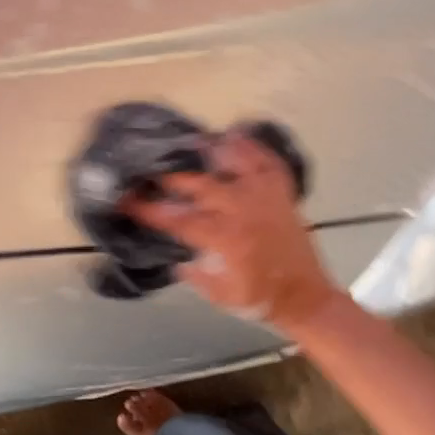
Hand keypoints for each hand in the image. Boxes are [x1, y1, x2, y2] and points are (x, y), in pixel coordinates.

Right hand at [124, 129, 347, 330]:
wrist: (306, 298)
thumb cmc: (261, 300)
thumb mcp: (220, 295)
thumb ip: (195, 273)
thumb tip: (177, 257)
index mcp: (226, 238)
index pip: (179, 219)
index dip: (151, 210)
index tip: (128, 201)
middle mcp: (245, 210)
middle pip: (201, 185)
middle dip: (173, 176)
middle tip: (152, 168)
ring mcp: (266, 197)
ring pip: (236, 163)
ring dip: (212, 151)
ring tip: (192, 140)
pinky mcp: (283, 193)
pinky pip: (268, 162)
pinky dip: (254, 147)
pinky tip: (238, 135)